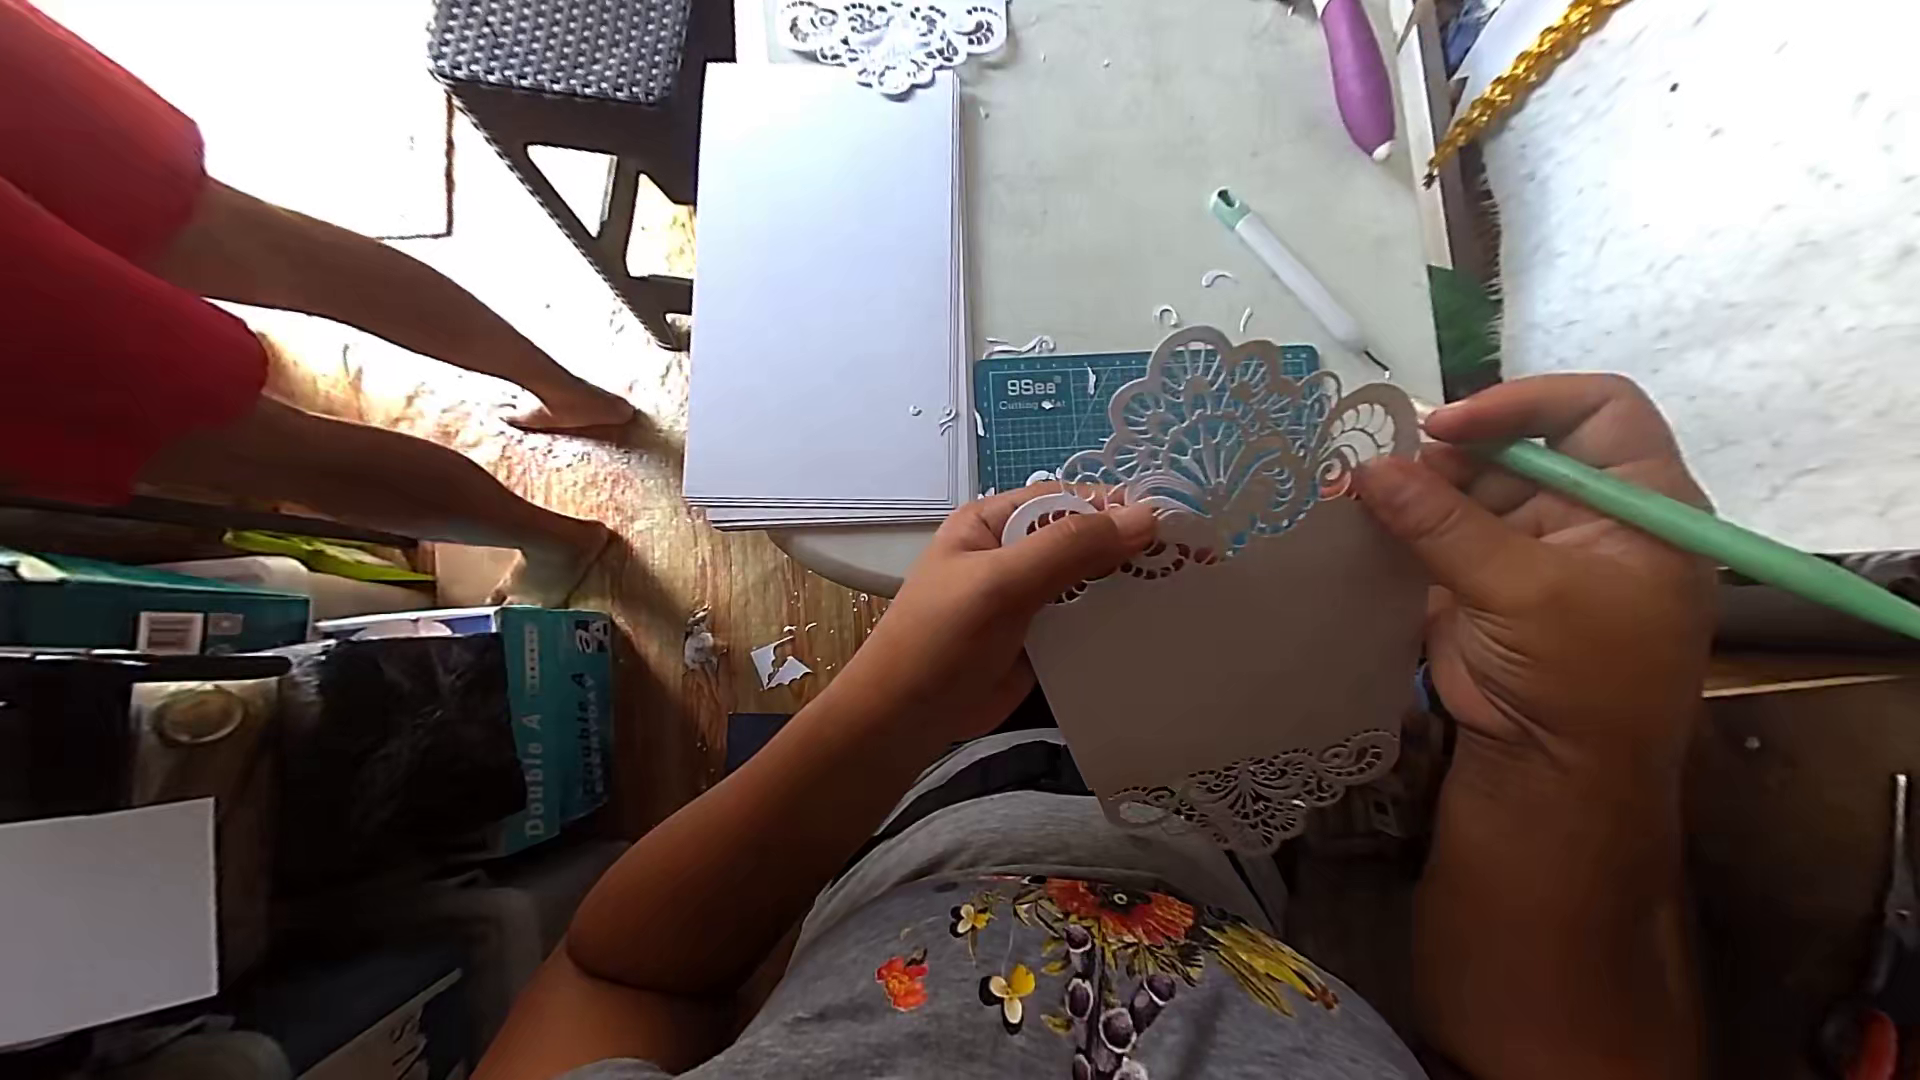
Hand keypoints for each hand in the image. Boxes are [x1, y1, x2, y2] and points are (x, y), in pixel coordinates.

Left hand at [830, 484, 1155, 743]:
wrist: (907, 717)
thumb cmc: (943, 639)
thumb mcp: (1001, 583)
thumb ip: (1068, 548)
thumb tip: (1144, 516)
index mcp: (994, 523)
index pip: (1065, 501)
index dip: (1117, 509)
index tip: (1173, 527)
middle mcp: (1013, 553)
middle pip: (1082, 539)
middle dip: (1130, 549)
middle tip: (1193, 564)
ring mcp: (1027, 597)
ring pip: (1088, 580)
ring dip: (1128, 585)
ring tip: (1186, 593)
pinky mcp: (1039, 637)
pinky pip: (1084, 619)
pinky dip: (1115, 621)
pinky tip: (1154, 627)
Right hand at [1354, 374, 1714, 782]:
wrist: (1547, 757)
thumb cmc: (1577, 673)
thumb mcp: (1523, 590)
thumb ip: (1443, 524)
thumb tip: (1368, 466)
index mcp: (1634, 502)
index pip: (1594, 410)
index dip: (1523, 403)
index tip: (1445, 425)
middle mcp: (1576, 509)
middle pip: (1511, 446)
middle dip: (1447, 450)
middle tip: (1381, 463)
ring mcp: (1518, 540)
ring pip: (1459, 485)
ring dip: (1410, 484)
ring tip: (1358, 489)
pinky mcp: (1469, 569)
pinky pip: (1427, 526)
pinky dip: (1393, 517)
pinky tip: (1358, 515)